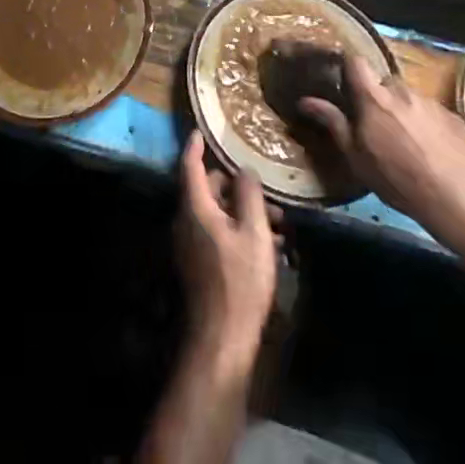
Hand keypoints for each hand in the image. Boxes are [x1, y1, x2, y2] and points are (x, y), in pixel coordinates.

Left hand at [173, 135, 279, 364]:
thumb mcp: (254, 233)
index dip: (195, 146)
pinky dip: (238, 230)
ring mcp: (189, 242)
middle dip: (238, 189)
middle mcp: (185, 221)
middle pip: (208, 190)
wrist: (222, 335)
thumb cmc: (240, 280)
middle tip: (271, 200)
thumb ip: (249, 196)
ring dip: (244, 213)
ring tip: (279, 228)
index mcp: (194, 208)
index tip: (201, 130)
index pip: (190, 166)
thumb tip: (243, 170)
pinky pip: (216, 232)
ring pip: (216, 213)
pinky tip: (267, 247)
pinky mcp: (197, 261)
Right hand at [297, 58, 464, 252]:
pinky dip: (424, 124)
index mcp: (374, 98)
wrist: (458, 196)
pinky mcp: (454, 118)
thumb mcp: (355, 155)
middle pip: (384, 81)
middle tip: (373, 122)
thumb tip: (305, 100)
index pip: (356, 62)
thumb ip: (333, 122)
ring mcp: (431, 104)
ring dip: (401, 111)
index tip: (341, 79)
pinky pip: (430, 113)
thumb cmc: (396, 177)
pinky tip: (428, 149)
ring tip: (403, 140)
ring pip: (408, 98)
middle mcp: (403, 92)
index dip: (348, 66)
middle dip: (376, 95)